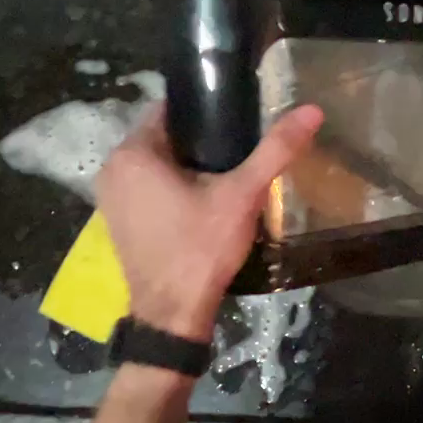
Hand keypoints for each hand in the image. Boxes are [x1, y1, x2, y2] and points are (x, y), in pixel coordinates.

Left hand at [97, 103, 322, 341]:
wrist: (175, 313)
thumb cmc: (202, 247)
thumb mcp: (243, 195)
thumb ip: (275, 151)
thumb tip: (311, 111)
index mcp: (133, 152)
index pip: (170, 110)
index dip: (207, 111)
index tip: (240, 120)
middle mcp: (112, 170)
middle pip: (165, 140)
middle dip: (202, 144)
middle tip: (243, 153)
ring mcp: (111, 200)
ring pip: (158, 168)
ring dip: (189, 170)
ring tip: (230, 180)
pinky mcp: (121, 225)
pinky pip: (150, 193)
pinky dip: (175, 192)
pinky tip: (206, 208)